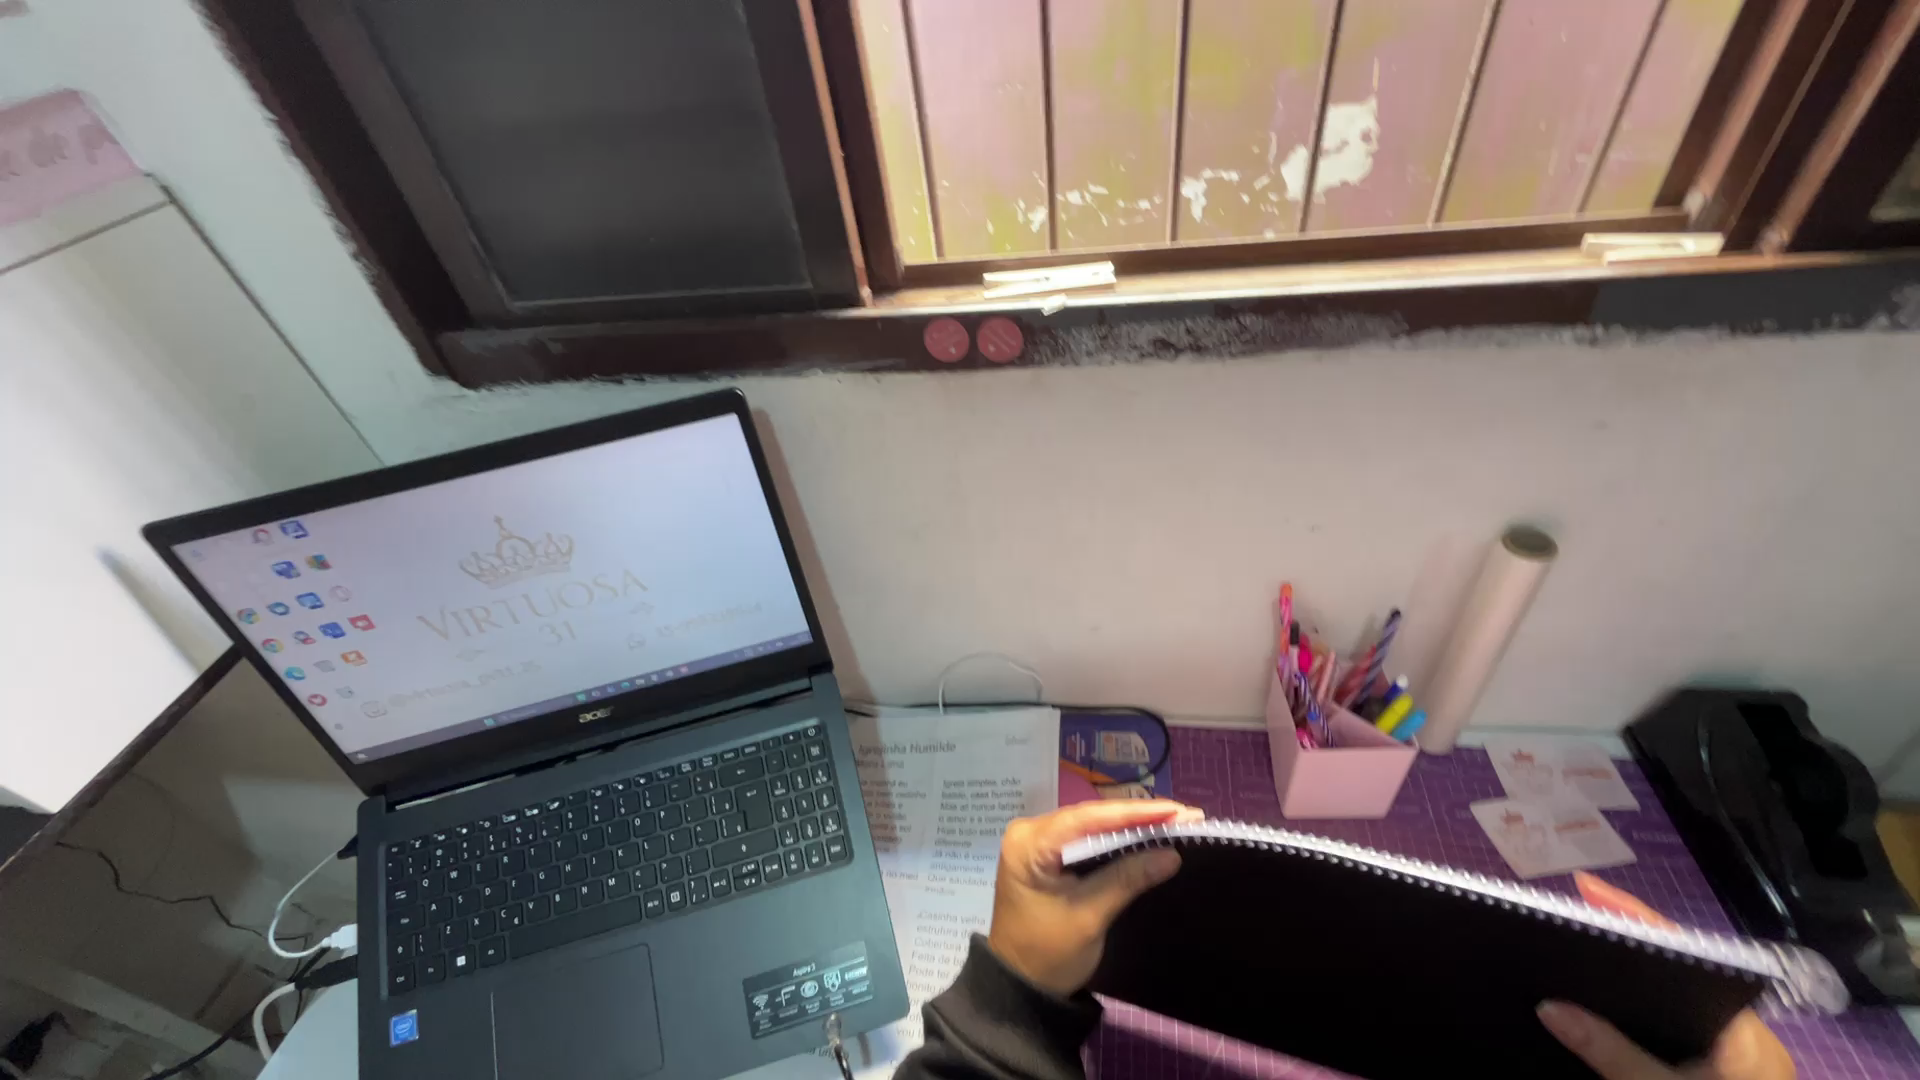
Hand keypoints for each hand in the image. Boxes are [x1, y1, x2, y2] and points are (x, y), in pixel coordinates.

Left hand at [986, 799, 1202, 995]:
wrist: (1020, 985)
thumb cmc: (1048, 953)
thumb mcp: (1089, 916)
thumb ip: (1127, 879)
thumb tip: (1171, 854)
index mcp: (1029, 842)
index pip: (1087, 818)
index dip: (1134, 813)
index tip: (1176, 810)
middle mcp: (1029, 831)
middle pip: (1090, 817)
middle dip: (1137, 817)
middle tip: (1184, 815)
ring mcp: (1037, 840)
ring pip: (1091, 825)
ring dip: (1130, 825)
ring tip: (1173, 820)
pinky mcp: (1048, 853)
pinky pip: (1085, 838)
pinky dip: (1115, 838)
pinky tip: (1144, 834)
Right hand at [1537, 873, 1794, 1078]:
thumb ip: (1610, 1053)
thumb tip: (1546, 1006)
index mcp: (1741, 1032)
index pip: (1687, 953)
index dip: (1633, 915)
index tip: (1585, 887)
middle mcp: (1740, 1036)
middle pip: (1674, 969)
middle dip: (1617, 940)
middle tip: (1564, 916)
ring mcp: (1730, 1057)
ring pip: (1667, 998)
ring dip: (1619, 977)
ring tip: (1567, 954)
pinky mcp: (1712, 1074)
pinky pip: (1664, 1025)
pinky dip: (1627, 1010)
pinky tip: (1593, 1007)